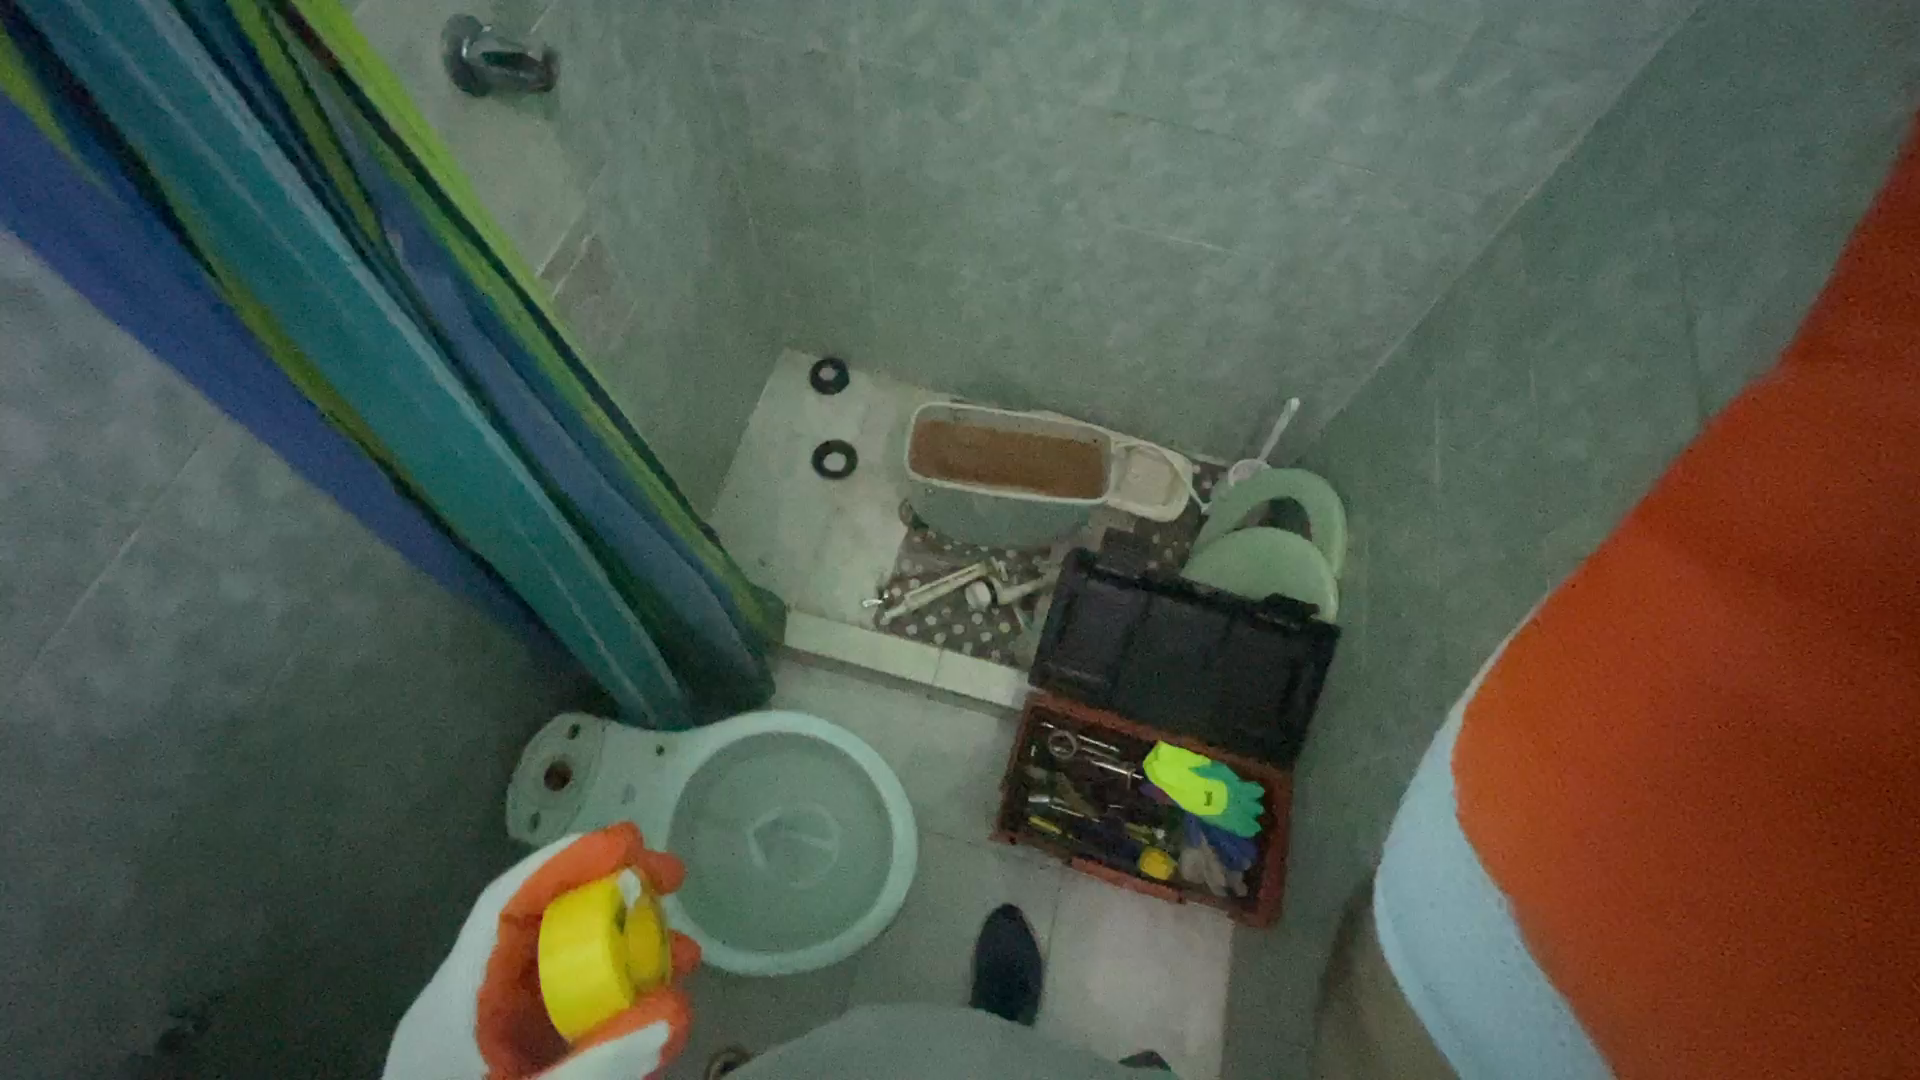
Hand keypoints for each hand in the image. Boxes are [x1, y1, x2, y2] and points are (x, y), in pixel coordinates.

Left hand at [384, 824, 701, 1078]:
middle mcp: (480, 1005)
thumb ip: (596, 1068)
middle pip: (544, 922)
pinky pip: (582, 1006)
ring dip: (631, 945)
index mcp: (456, 1008)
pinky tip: (666, 1004)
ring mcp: (505, 1033)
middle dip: (612, 890)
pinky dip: (627, 995)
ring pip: (570, 962)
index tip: (630, 843)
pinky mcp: (532, 1057)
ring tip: (689, 951)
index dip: (566, 863)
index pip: (506, 908)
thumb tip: (678, 1006)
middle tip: (673, 876)